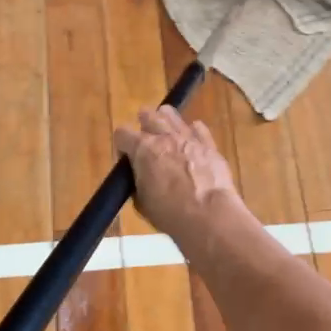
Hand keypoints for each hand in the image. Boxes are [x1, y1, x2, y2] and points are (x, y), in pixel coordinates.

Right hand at [114, 106, 242, 241]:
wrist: (209, 215)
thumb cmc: (170, 213)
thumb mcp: (142, 202)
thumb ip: (138, 181)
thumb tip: (141, 175)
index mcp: (142, 149)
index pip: (122, 133)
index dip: (122, 145)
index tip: (127, 159)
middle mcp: (164, 136)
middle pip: (148, 115)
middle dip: (144, 126)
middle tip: (146, 141)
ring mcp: (188, 137)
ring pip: (172, 115)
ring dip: (166, 121)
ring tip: (166, 134)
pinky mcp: (209, 144)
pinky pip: (198, 128)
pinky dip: (192, 133)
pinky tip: (192, 142)